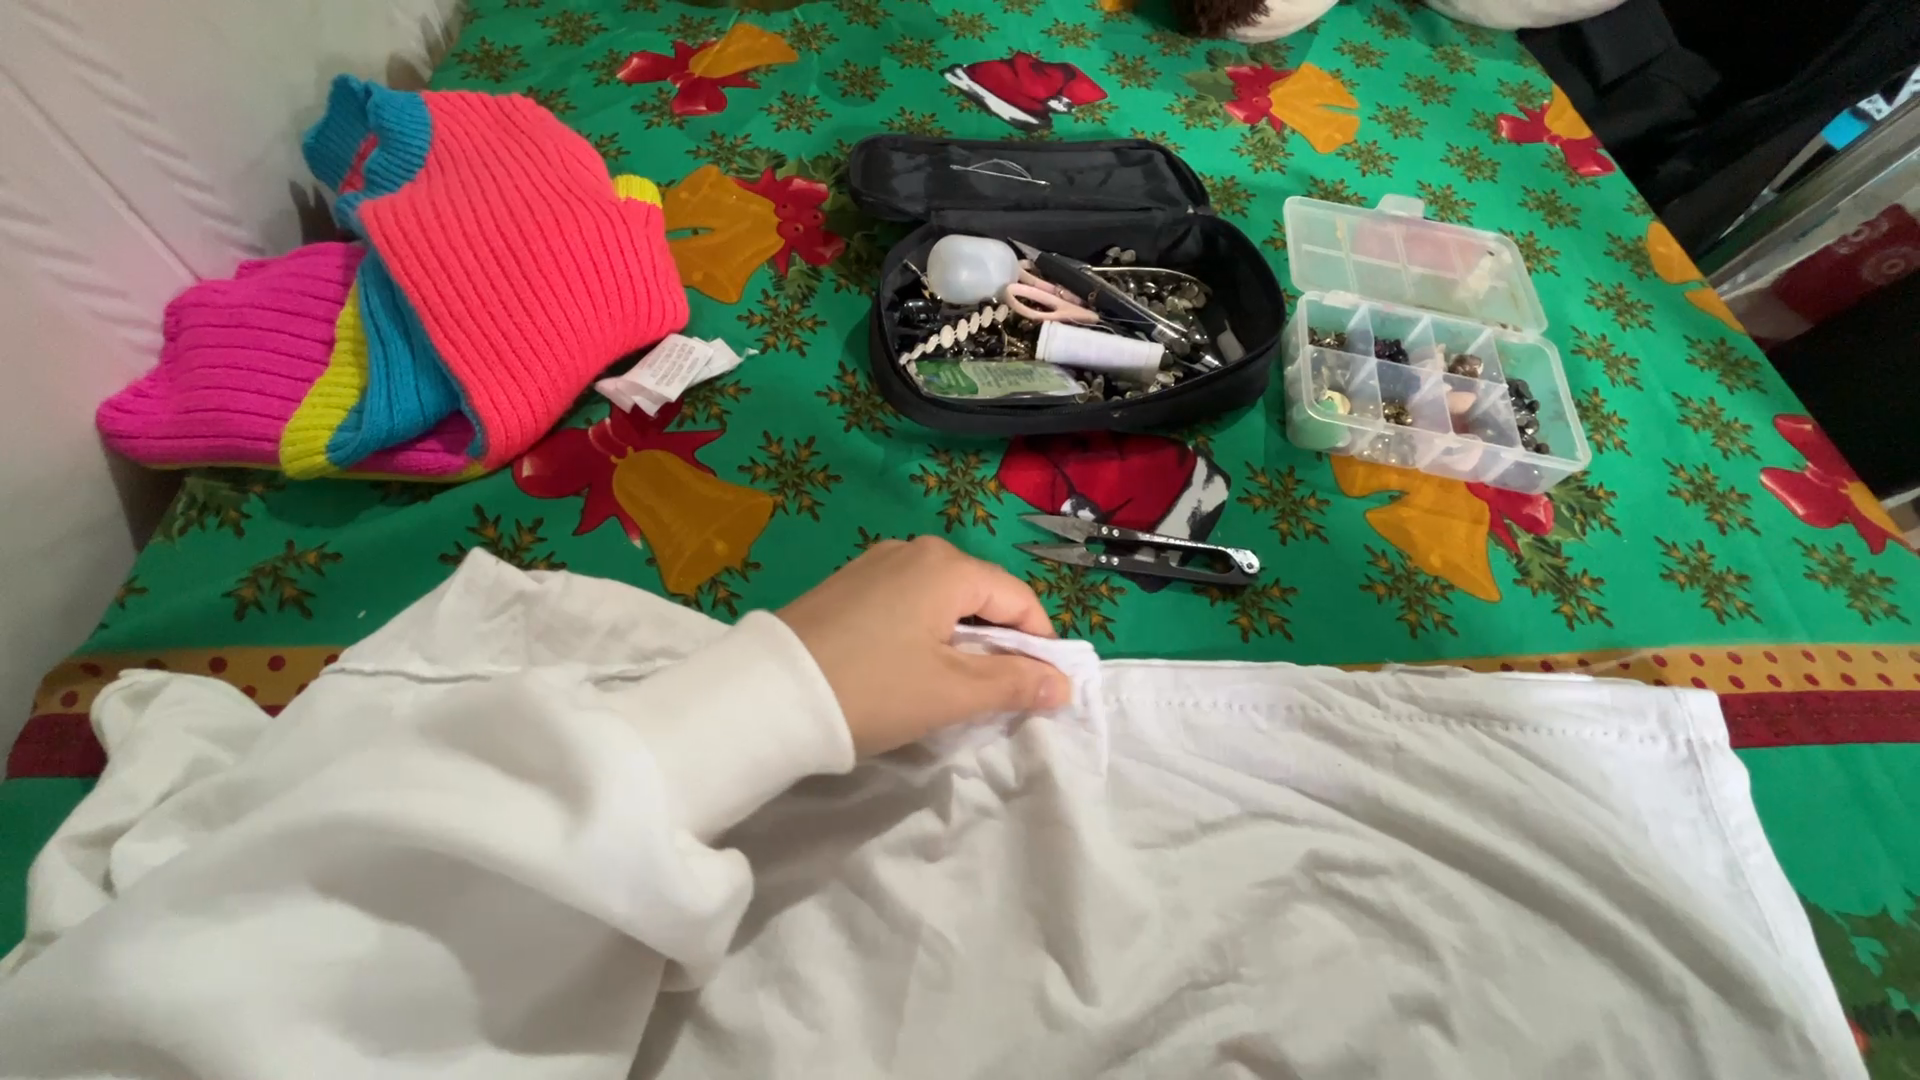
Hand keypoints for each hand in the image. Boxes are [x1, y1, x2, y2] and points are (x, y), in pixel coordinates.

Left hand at [776, 536, 1071, 756]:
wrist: (769, 695)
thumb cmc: (873, 690)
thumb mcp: (952, 693)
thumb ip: (1014, 683)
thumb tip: (1064, 683)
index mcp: (947, 566)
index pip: (1018, 599)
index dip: (1040, 643)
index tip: (1043, 687)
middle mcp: (914, 549)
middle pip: (981, 593)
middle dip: (998, 641)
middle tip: (995, 692)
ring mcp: (876, 562)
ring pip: (943, 598)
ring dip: (961, 638)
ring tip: (952, 684)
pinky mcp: (848, 583)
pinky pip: (908, 600)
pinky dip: (925, 630)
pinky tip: (909, 665)